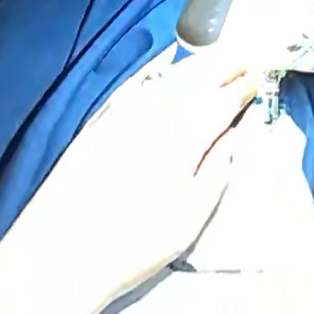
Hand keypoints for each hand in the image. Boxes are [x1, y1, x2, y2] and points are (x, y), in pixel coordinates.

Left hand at [0, 44, 257, 313]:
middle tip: (247, 56)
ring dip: (201, 61)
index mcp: (188, 135)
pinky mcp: (103, 117)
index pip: (226, 100)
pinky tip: (166, 56)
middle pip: (203, 77)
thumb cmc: (132, 243)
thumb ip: (217, 172)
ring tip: (218, 54)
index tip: (260, 77)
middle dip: (229, 64)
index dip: (245, 87)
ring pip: (174, 73)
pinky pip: (137, 79)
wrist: (53, 259)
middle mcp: (161, 112)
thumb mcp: (189, 219)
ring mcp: (130, 110)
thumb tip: (234, 138)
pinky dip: (156, 64)